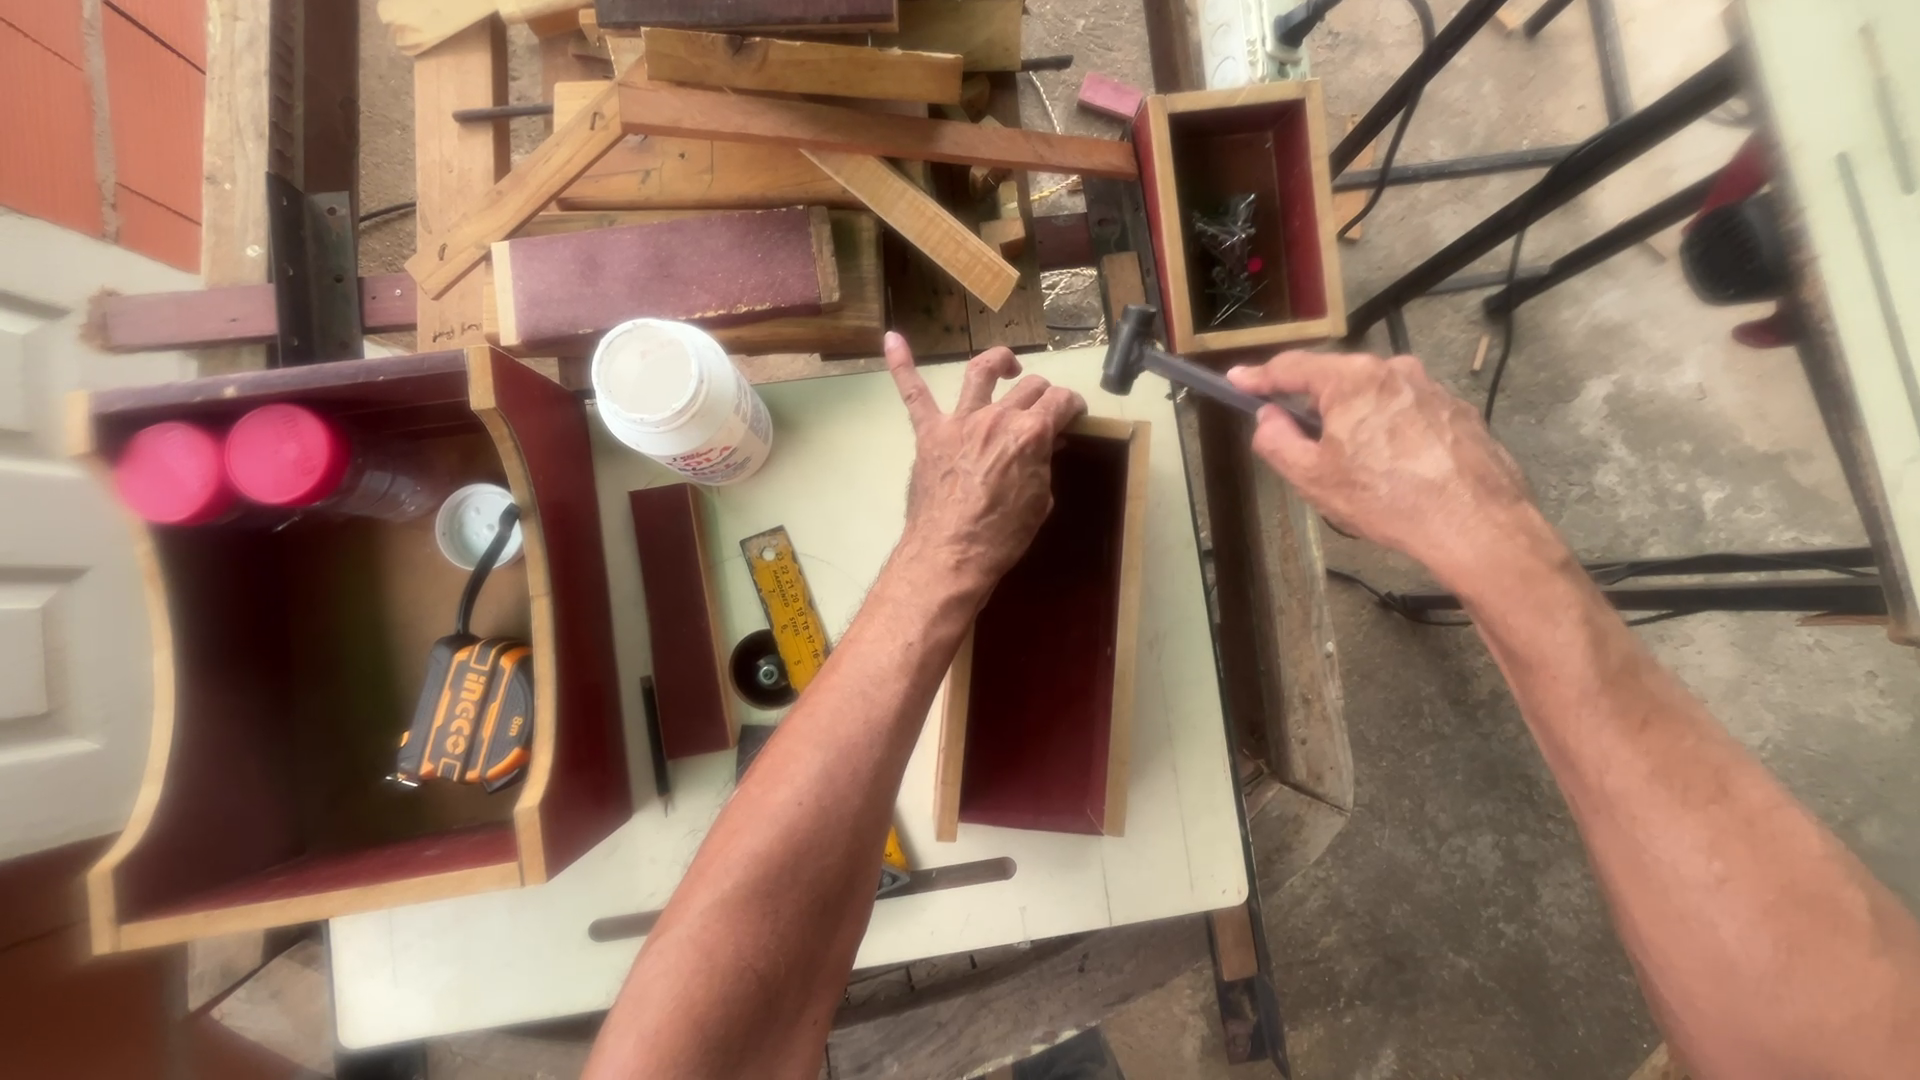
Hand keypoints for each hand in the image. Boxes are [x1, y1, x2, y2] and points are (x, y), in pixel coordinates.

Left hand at [885, 332, 1085, 595]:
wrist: (951, 553)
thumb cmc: (1002, 536)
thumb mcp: (1040, 501)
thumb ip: (1043, 465)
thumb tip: (1046, 447)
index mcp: (1030, 433)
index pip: (1061, 401)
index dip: (1073, 406)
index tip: (1074, 415)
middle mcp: (996, 417)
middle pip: (1028, 387)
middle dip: (1043, 395)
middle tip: (1045, 411)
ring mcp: (959, 421)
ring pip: (980, 373)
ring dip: (999, 362)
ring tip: (1008, 365)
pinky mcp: (929, 434)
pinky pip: (914, 394)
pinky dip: (901, 366)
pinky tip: (891, 340)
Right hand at [1227, 351, 1541, 588]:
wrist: (1475, 524)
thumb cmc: (1384, 498)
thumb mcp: (1311, 476)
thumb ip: (1276, 440)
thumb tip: (1268, 417)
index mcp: (1352, 380)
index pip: (1292, 367)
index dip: (1258, 376)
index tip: (1236, 380)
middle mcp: (1394, 370)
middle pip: (1336, 381)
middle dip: (1312, 407)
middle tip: (1298, 444)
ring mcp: (1432, 389)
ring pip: (1374, 399)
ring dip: (1354, 423)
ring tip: (1353, 469)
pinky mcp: (1458, 413)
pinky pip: (1406, 414)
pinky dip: (1389, 433)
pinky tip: (1393, 471)